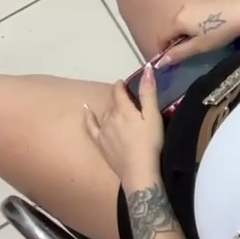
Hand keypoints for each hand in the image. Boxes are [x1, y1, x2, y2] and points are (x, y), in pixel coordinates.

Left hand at [86, 67, 164, 189]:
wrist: (139, 170)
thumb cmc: (150, 142)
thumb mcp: (153, 116)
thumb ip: (149, 93)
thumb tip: (147, 68)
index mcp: (124, 109)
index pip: (119, 91)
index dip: (122, 86)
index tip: (125, 84)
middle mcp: (110, 116)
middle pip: (113, 103)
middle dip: (119, 100)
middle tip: (130, 104)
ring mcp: (103, 130)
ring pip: (105, 114)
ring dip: (111, 110)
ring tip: (119, 112)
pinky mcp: (100, 143)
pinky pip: (90, 126)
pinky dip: (88, 117)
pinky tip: (86, 111)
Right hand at [156, 0, 239, 65]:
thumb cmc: (220, 32)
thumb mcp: (199, 46)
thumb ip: (179, 53)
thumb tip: (160, 62)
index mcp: (177, 20)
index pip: (161, 37)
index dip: (161, 50)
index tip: (166, 62)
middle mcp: (181, 10)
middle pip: (171, 29)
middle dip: (173, 42)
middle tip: (182, 56)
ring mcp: (192, 4)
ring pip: (181, 23)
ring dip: (183, 35)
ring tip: (194, 46)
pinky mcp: (202, 3)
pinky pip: (190, 17)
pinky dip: (191, 27)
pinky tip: (203, 33)